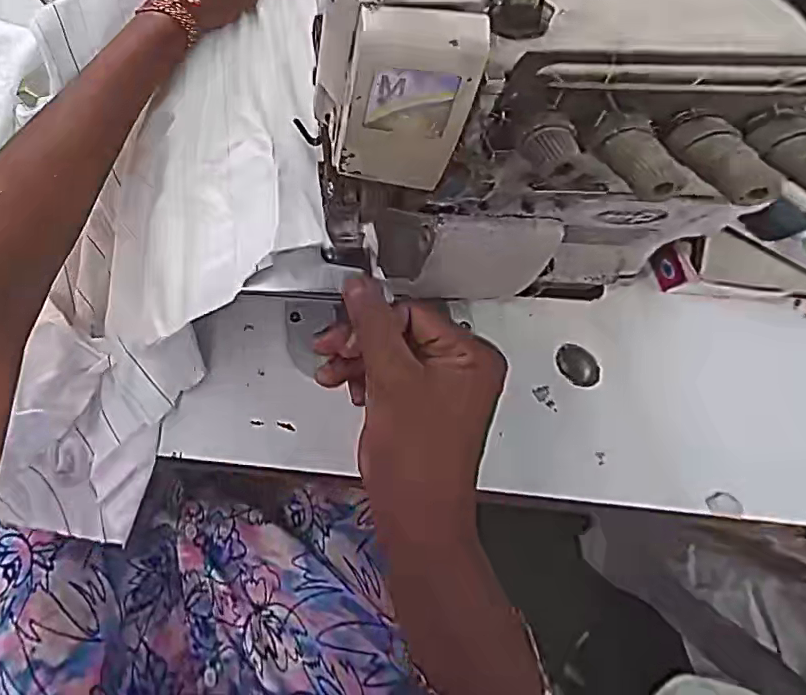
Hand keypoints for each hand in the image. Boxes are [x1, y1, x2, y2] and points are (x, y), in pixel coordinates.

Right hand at [313, 276, 507, 533]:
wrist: (414, 519)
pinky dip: (365, 375)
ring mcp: (441, 386)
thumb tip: (360, 287)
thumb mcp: (391, 377)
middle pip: (400, 330)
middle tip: (334, 345)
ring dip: (357, 357)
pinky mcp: (421, 402)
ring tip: (334, 370)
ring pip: (390, 351)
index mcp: (471, 355)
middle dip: (360, 340)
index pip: (413, 312)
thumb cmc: (418, 460)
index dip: (374, 320)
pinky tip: (348, 384)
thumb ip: (371, 325)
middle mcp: (462, 367)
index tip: (345, 329)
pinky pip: (390, 372)